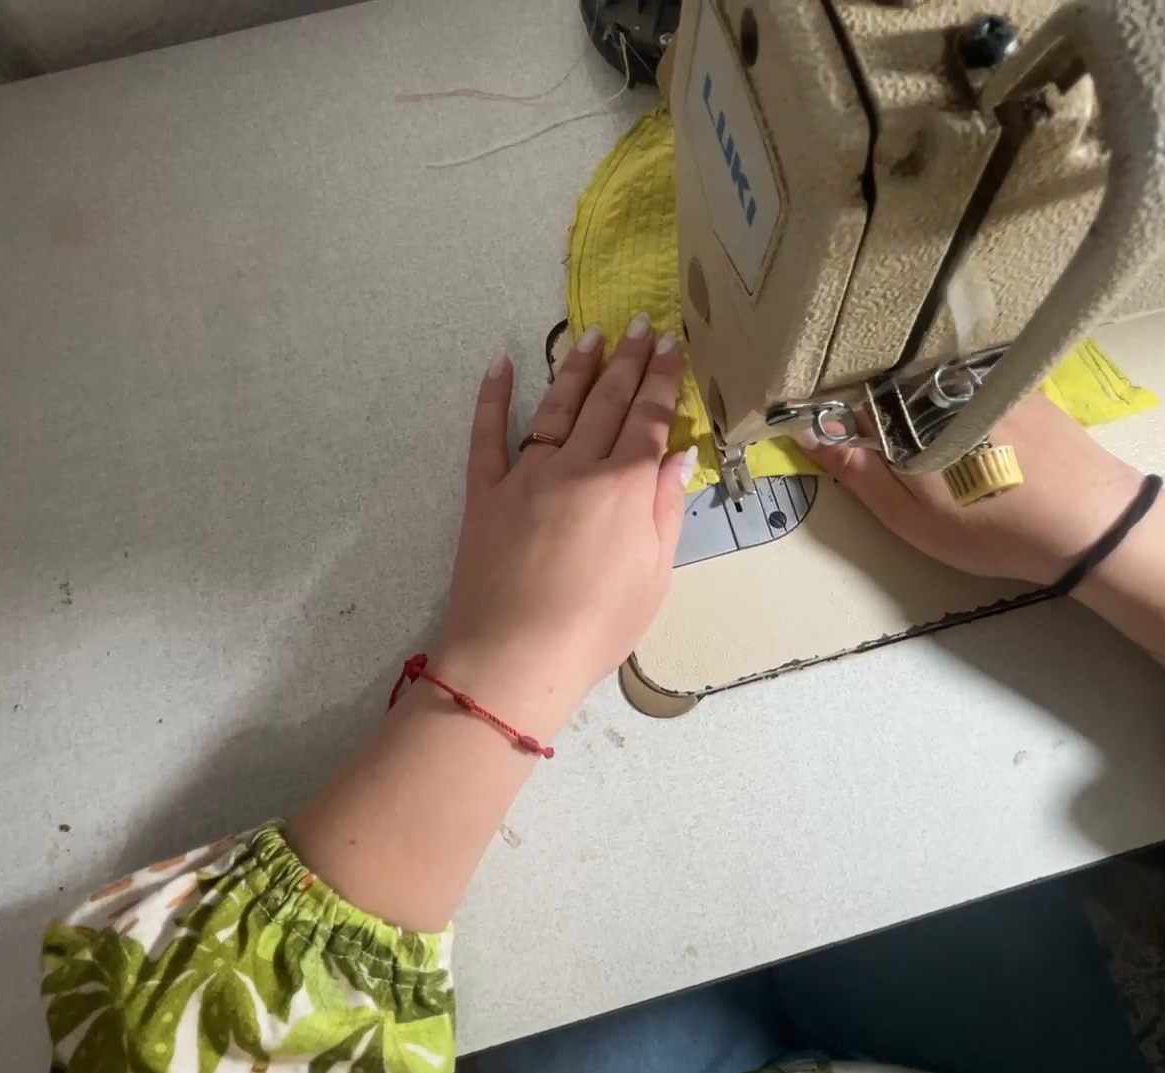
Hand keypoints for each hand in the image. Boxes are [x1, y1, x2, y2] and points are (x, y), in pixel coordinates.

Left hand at [435, 315, 692, 727]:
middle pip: (608, 403)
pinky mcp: (486, 492)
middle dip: (628, 361)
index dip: (662, 379)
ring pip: (557, 408)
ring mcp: (526, 476)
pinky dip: (492, 397)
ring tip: (591, 336)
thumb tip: (678, 455)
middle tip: (639, 323)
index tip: (670, 345)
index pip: (649, 420)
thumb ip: (666, 510)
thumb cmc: (597, 627)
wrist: (515, 657)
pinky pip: (488, 435)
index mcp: (625, 488)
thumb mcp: (654, 577)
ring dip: (576, 369)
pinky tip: (501, 364)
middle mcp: (577, 468)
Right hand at [804, 392, 1142, 583]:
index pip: (853, 406)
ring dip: (924, 408)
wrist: (1089, 523)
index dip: (847, 427)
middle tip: (912, 465)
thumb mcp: (912, 519)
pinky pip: (968, 381)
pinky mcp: (1016, 381)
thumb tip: (812, 435)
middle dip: (887, 418)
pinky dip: (960, 401)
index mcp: (908, 420)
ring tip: (950, 454)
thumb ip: (859, 474)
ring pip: (929, 384)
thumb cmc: (989, 531)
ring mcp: (982, 379)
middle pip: (891, 390)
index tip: (854, 451)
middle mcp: (941, 387)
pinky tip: (982, 436)